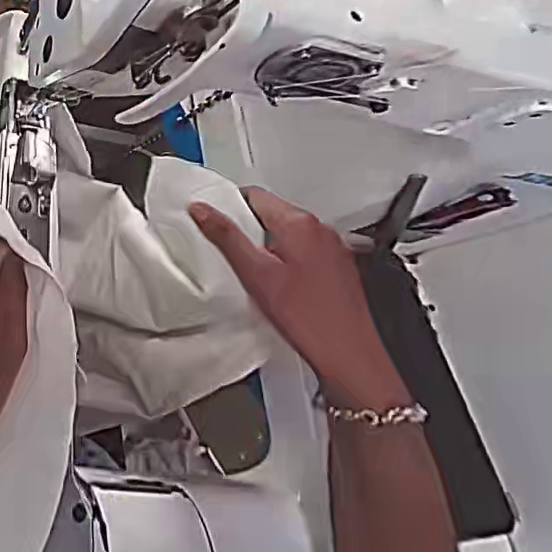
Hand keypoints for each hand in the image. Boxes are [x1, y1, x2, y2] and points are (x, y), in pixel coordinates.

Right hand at [190, 188, 408, 410]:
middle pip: (273, 213)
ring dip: (270, 246)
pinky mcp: (339, 266)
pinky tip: (283, 287)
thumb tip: (202, 211)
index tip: (218, 222)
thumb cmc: (309, 319)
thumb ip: (226, 237)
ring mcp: (333, 247)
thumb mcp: (255, 274)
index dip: (230, 207)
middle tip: (237, 256)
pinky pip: (306, 251)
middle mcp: (321, 229)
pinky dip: (289, 261)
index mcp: (299, 223)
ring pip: (289, 233)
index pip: (255, 195)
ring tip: (260, 276)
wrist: (348, 355)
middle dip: (251, 231)